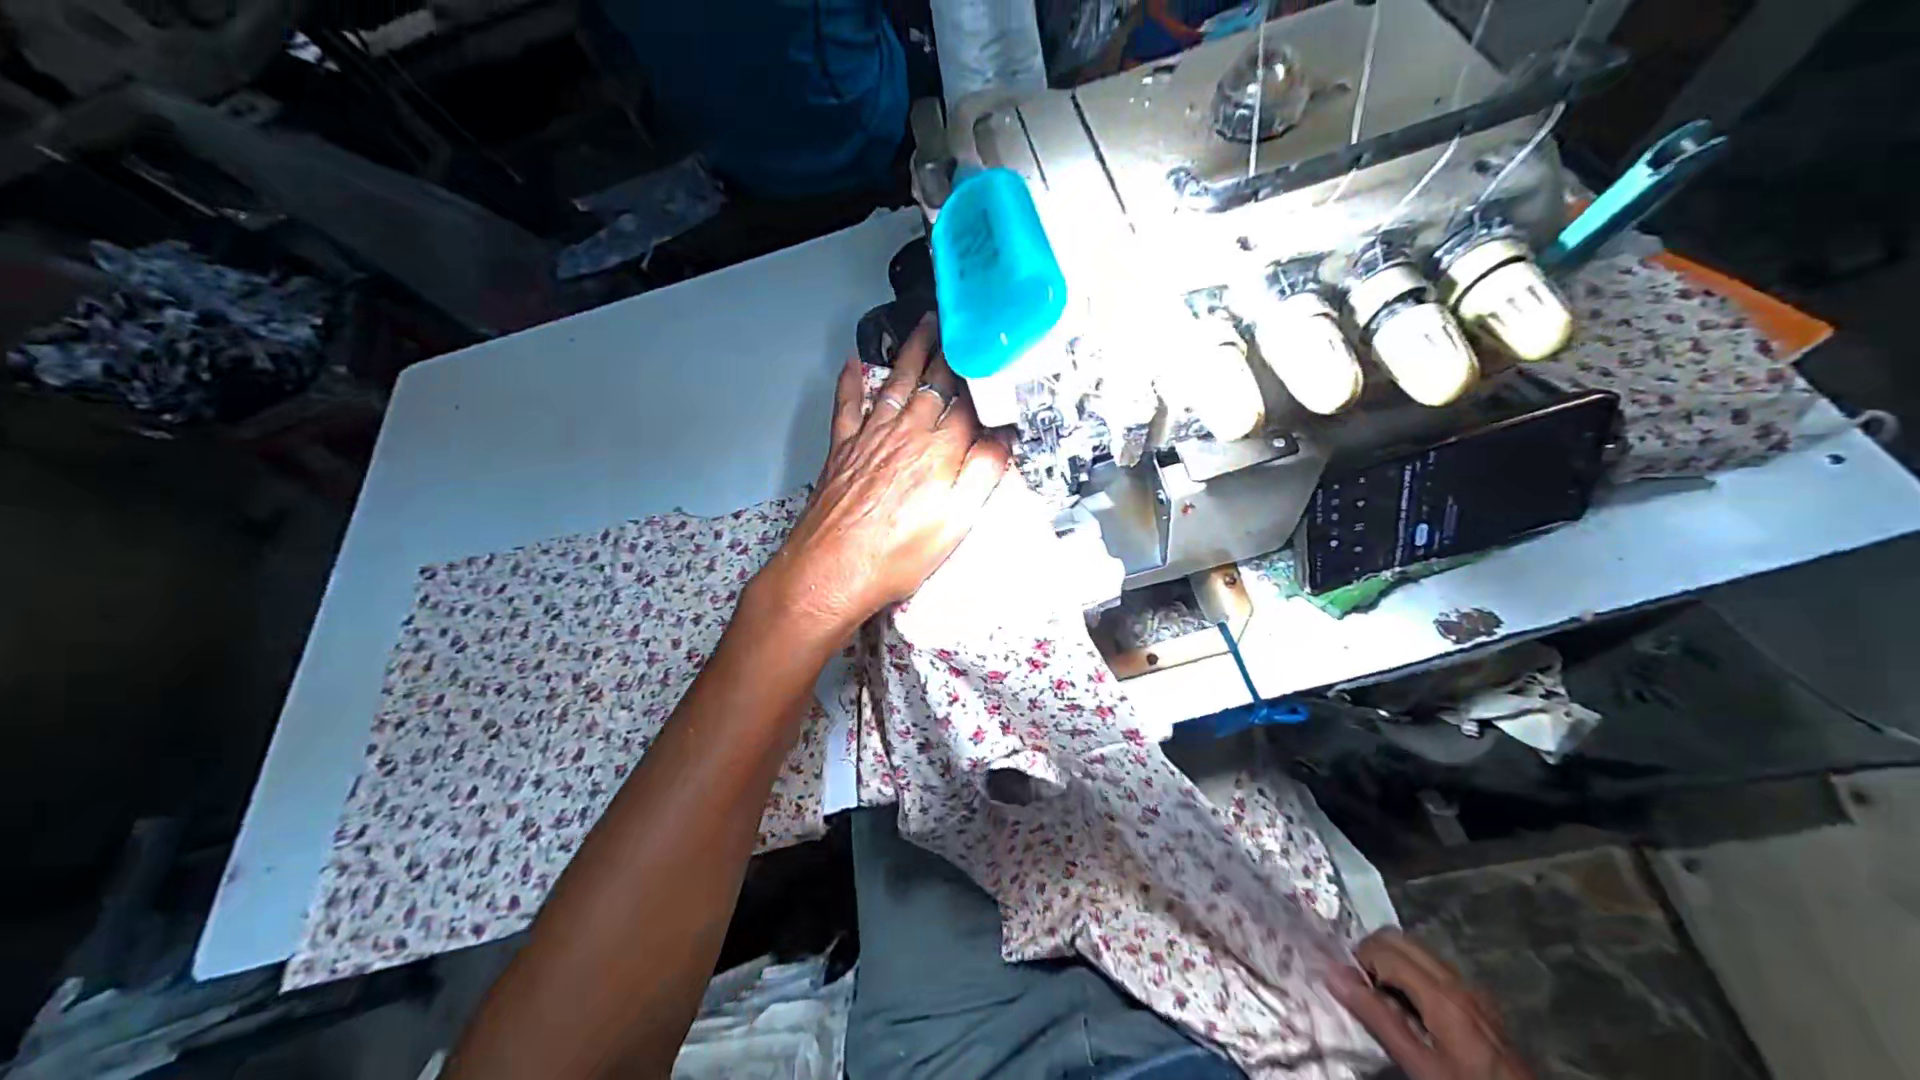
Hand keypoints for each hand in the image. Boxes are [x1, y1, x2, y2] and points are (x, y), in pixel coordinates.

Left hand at [756, 315, 1010, 637]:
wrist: (831, 569)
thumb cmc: (895, 555)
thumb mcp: (957, 523)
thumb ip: (983, 474)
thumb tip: (1003, 439)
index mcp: (939, 451)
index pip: (969, 403)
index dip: (983, 377)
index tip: (992, 354)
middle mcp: (905, 434)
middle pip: (933, 382)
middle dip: (949, 349)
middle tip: (959, 322)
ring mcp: (871, 437)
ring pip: (896, 382)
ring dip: (911, 351)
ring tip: (923, 326)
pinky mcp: (844, 449)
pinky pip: (848, 404)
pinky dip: (851, 382)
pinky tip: (853, 364)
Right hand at [1329, 929, 1534, 1079]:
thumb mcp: (1417, 1064)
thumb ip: (1376, 1016)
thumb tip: (1333, 973)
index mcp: (1440, 994)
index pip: (1383, 949)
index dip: (1359, 962)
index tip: (1354, 989)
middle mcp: (1457, 980)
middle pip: (1399, 938)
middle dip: (1373, 953)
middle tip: (1365, 988)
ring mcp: (1472, 987)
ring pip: (1417, 947)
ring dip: (1393, 959)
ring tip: (1387, 996)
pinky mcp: (1481, 999)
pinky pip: (1435, 965)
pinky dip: (1413, 969)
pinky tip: (1414, 1004)